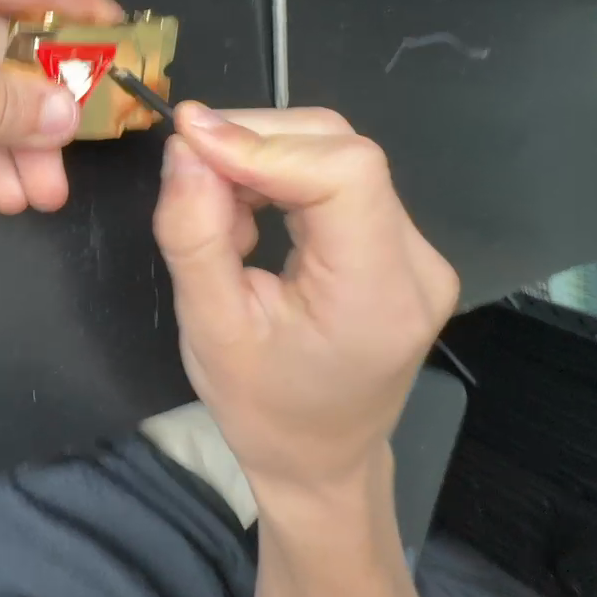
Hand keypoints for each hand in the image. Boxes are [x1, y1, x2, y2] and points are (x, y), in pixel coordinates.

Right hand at [151, 104, 458, 498]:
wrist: (317, 458)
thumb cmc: (260, 405)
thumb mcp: (208, 327)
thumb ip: (193, 234)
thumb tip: (183, 149)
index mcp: (377, 293)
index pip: (344, 172)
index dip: (262, 143)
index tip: (186, 138)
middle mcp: (414, 260)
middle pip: (340, 149)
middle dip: (252, 141)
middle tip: (186, 171)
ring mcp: (412, 250)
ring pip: (334, 152)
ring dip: (258, 157)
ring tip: (214, 208)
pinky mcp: (392, 243)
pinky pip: (332, 176)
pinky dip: (273, 175)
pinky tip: (243, 214)